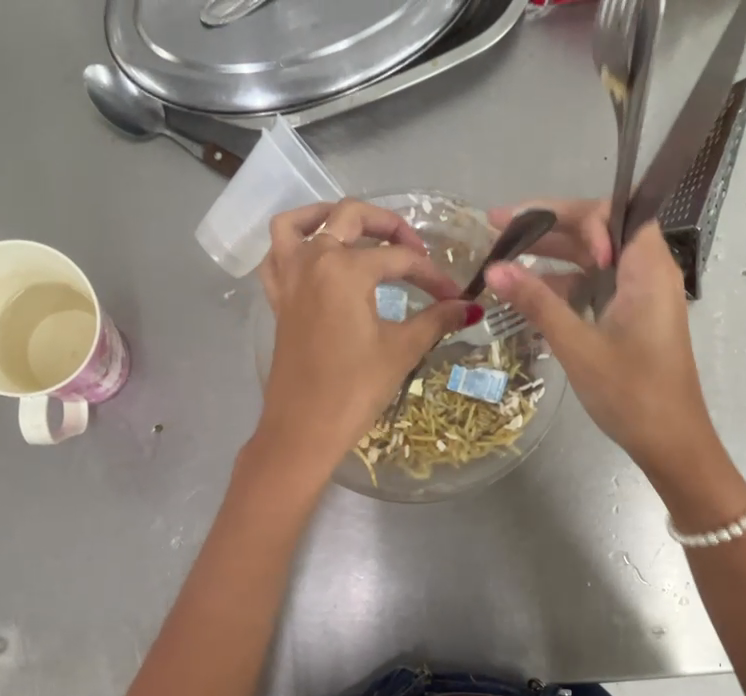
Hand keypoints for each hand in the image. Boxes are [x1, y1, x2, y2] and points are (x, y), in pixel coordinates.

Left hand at [253, 199, 478, 477]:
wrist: (304, 429)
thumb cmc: (355, 390)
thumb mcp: (401, 350)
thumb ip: (435, 320)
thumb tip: (468, 307)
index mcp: (345, 269)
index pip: (399, 259)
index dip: (431, 275)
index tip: (455, 295)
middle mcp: (312, 261)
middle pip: (349, 218)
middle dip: (387, 225)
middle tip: (414, 249)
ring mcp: (289, 280)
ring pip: (299, 224)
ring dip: (327, 215)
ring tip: (355, 230)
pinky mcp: (279, 302)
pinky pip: (276, 257)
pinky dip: (293, 246)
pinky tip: (315, 258)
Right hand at [483, 200, 718, 474]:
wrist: (671, 443)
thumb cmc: (631, 394)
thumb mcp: (577, 346)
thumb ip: (537, 302)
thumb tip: (494, 269)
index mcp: (647, 268)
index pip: (610, 211)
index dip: (567, 214)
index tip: (531, 234)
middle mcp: (649, 272)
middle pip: (599, 231)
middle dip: (549, 230)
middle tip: (497, 229)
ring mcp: (642, 297)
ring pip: (595, 261)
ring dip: (554, 260)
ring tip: (505, 265)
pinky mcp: (634, 320)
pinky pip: (598, 289)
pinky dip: (567, 289)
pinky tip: (532, 300)